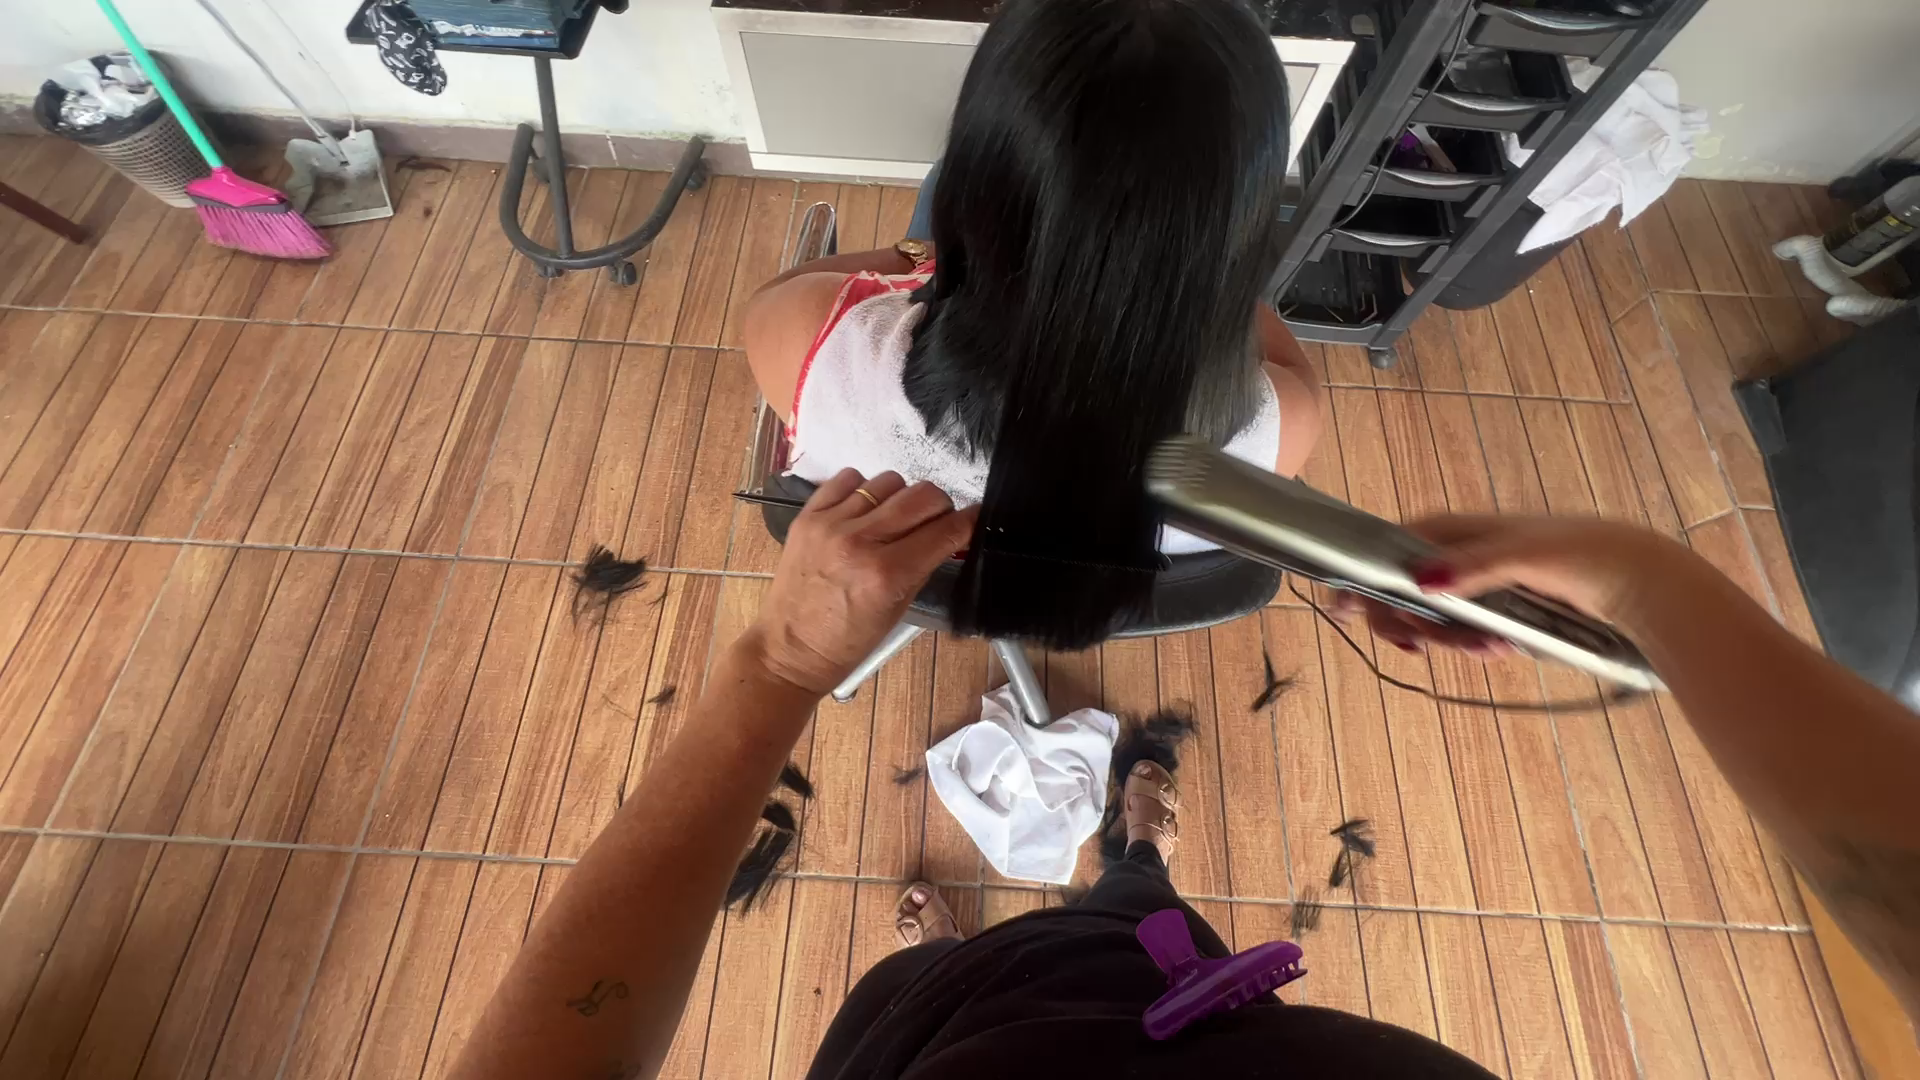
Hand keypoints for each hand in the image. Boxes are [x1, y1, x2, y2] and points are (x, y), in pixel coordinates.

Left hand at [746, 470, 977, 694]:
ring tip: (896, 519)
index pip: (944, 530)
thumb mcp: (899, 610)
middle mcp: (859, 542)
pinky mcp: (807, 516)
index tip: (975, 518)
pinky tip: (865, 512)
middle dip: (941, 506)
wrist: (790, 650)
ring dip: (902, 497)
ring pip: (889, 481)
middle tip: (938, 520)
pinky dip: (864, 490)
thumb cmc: (847, 642)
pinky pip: (848, 479)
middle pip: (922, 495)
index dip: (968, 522)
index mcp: (886, 575)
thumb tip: (949, 534)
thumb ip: (924, 565)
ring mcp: (830, 525)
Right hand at [1340, 515, 1693, 652]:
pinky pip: (1461, 627)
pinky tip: (1495, 650)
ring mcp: (1472, 581)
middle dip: (1405, 621)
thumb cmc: (1583, 555)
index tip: (1344, 610)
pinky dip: (1469, 643)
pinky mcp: (1495, 606)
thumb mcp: (1525, 555)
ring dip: (1444, 638)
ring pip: (1430, 613)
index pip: (1385, 550)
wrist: (1645, 582)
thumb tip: (1419, 580)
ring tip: (1484, 650)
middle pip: (1399, 589)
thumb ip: (1471, 567)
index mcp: (1451, 531)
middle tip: (1417, 648)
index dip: (1361, 578)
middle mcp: (1453, 553)